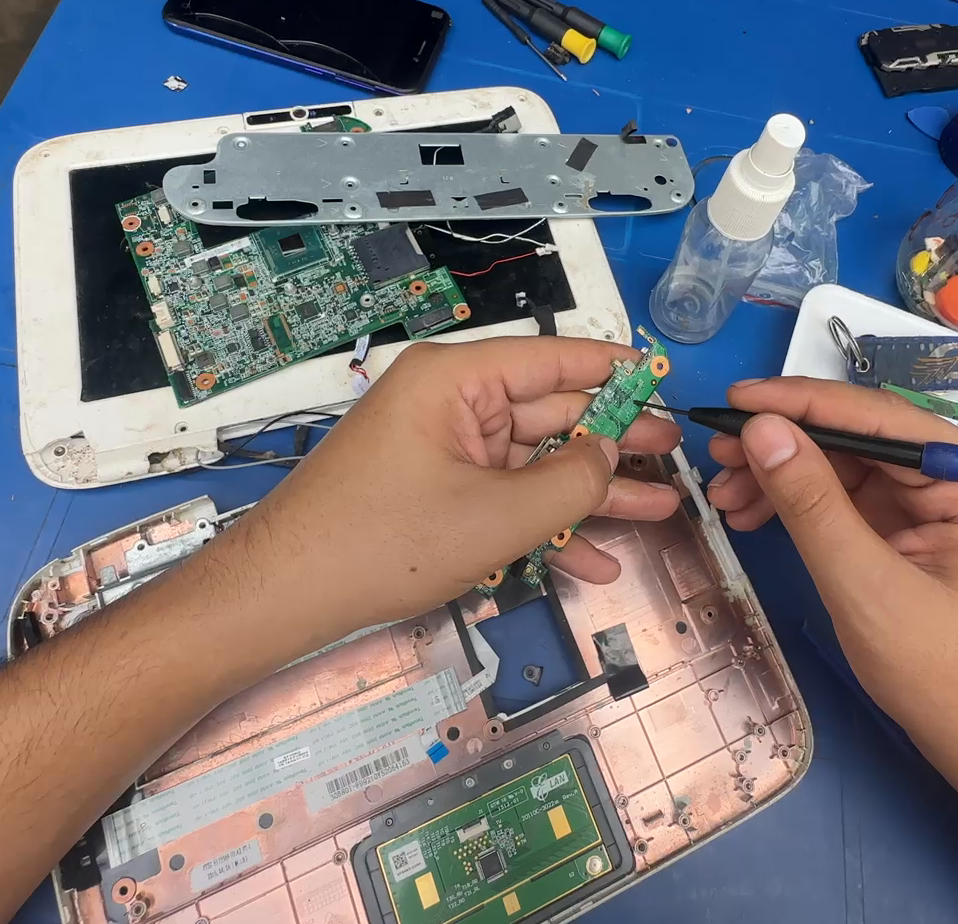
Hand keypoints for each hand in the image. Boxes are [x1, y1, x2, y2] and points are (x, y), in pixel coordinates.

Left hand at [223, 337, 682, 644]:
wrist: (286, 598)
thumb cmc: (388, 541)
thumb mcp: (497, 514)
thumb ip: (572, 481)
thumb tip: (610, 455)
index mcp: (458, 379)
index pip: (553, 358)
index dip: (613, 368)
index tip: (660, 377)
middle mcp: (452, 403)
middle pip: (549, 414)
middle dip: (613, 442)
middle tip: (670, 456)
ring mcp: (444, 450)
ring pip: (533, 462)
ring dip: (590, 493)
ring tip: (656, 506)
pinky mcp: (437, 490)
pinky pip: (502, 496)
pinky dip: (544, 525)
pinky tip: (594, 559)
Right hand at [704, 377, 957, 793]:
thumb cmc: (943, 674)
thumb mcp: (865, 584)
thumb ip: (810, 503)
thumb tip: (760, 429)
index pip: (877, 417)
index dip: (801, 402)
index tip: (734, 400)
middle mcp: (956, 479)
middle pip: (855, 438)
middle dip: (783, 443)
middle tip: (717, 452)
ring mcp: (930, 505)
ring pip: (841, 467)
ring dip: (780, 475)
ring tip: (723, 493)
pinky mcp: (906, 530)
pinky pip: (842, 499)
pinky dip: (794, 505)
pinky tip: (751, 515)